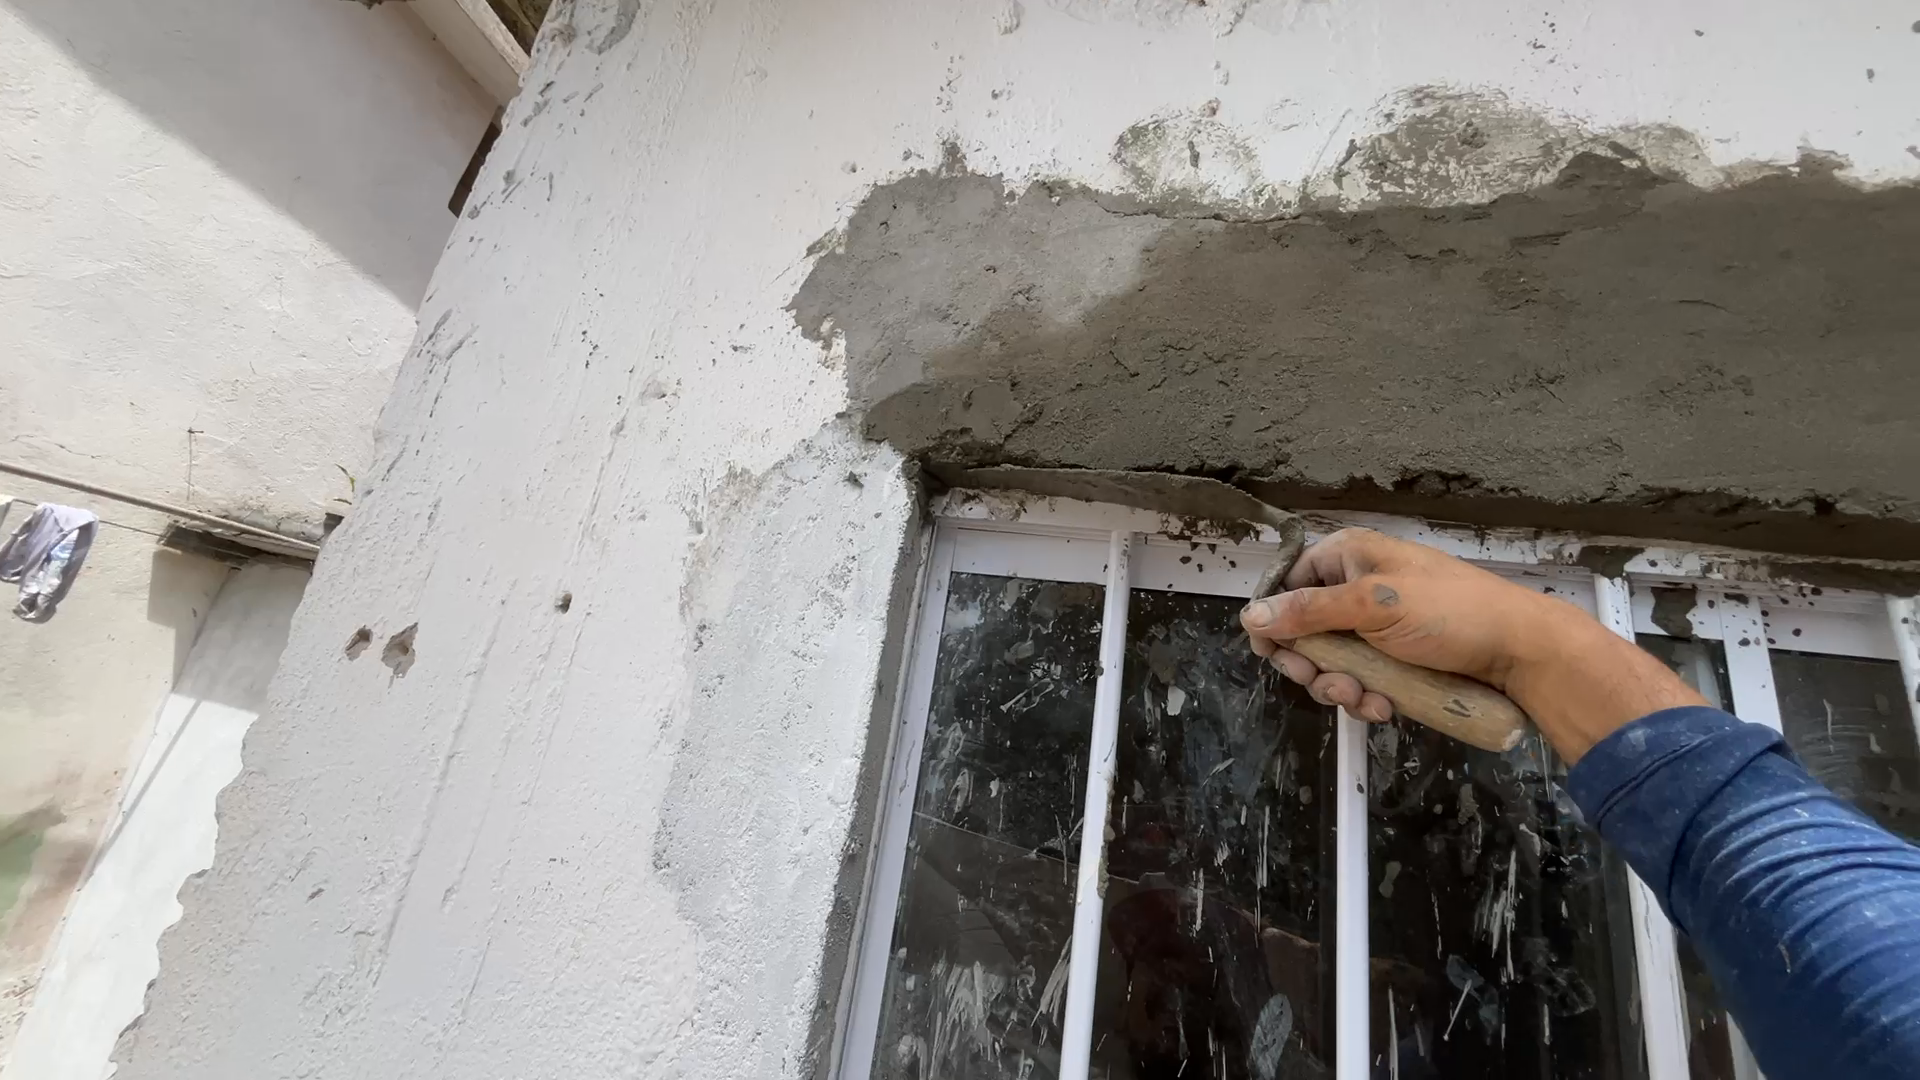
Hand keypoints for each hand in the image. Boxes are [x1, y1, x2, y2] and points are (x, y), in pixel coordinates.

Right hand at [1239, 528, 1702, 760]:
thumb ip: (1307, 611)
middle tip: (1321, 680)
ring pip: (1328, 660)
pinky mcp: (1392, 658)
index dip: (1273, 619)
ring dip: (1337, 685)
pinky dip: (1364, 695)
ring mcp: (1374, 626)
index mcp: (1346, 557)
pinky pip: (1357, 678)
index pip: (1286, 583)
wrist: (1526, 653)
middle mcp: (1354, 587)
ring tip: (1363, 697)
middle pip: (1301, 628)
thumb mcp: (1372, 606)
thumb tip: (1247, 616)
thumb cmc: (1449, 613)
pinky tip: (1383, 706)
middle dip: (1310, 662)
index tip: (1272, 653)